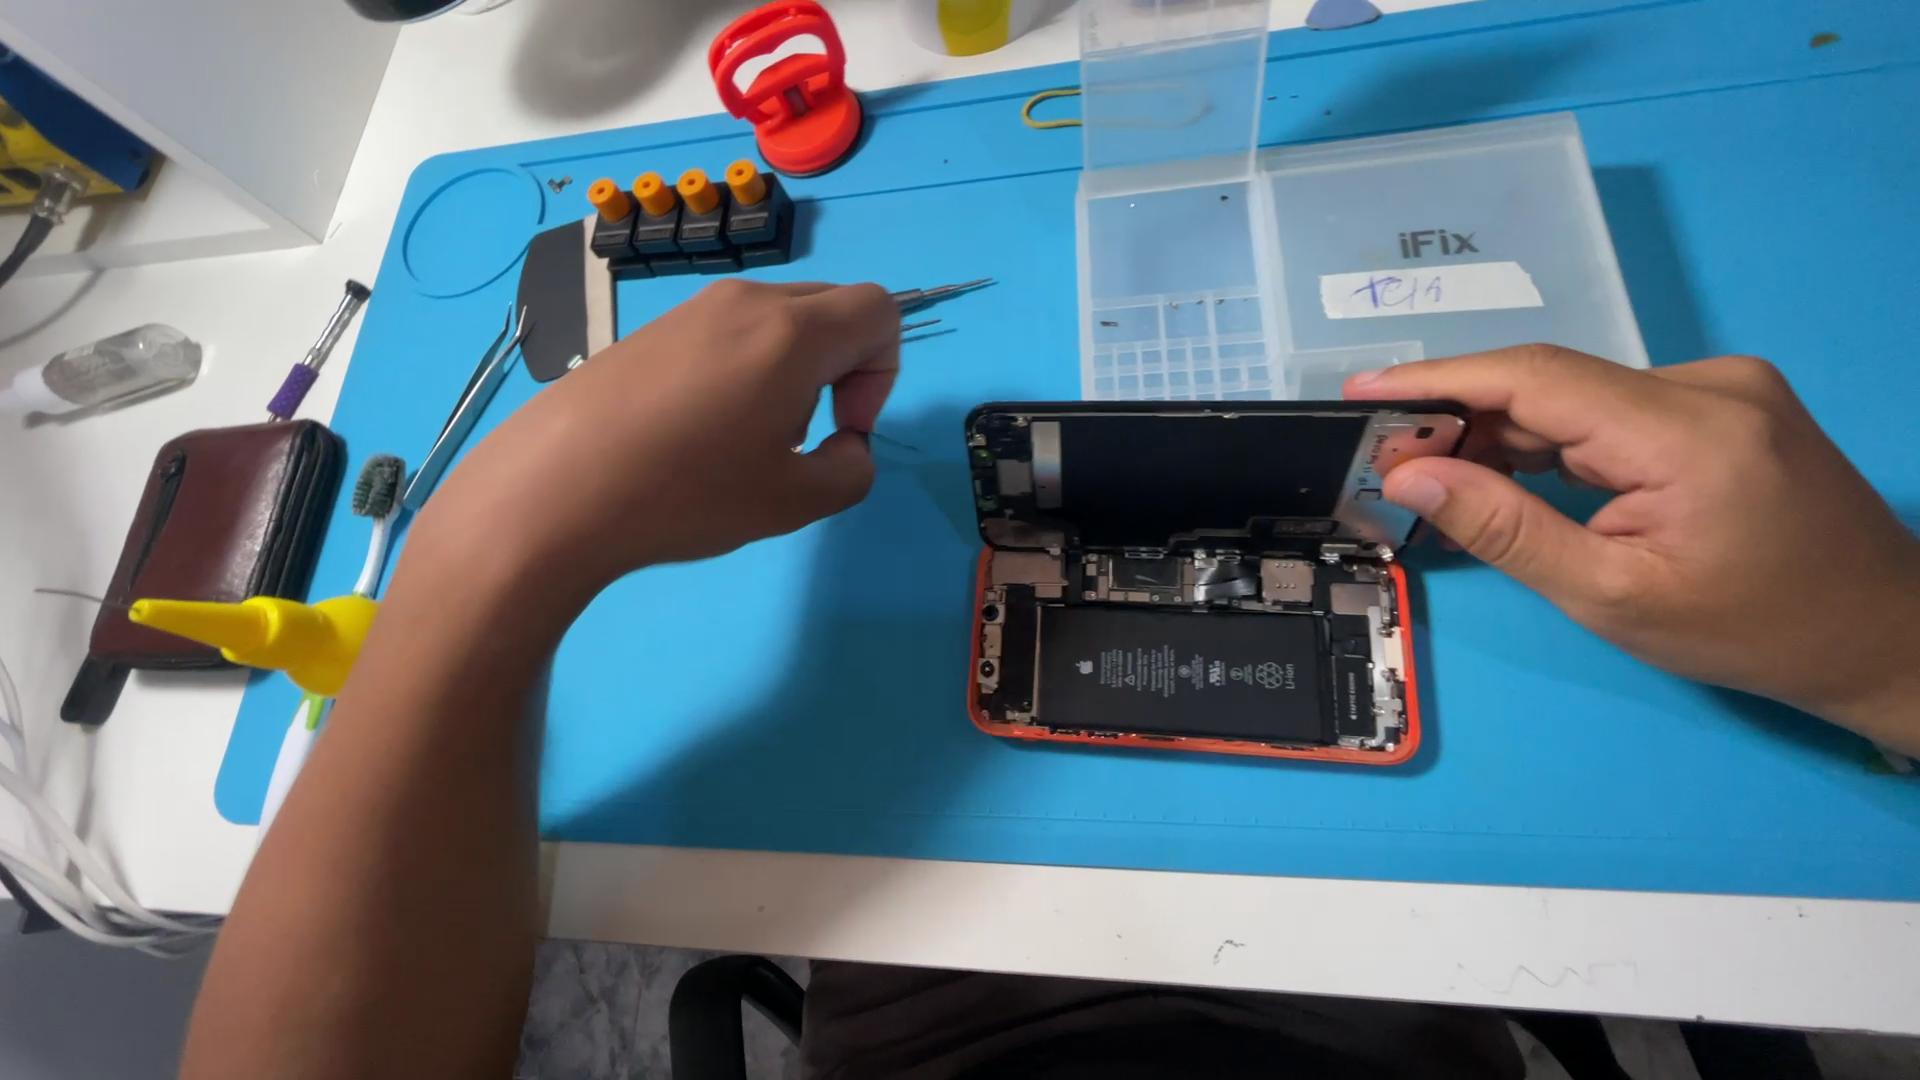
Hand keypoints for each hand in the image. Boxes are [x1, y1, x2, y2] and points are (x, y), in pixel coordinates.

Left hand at [417, 280, 899, 596]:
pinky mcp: (656, 327)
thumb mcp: (796, 503)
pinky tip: (701, 428)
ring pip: (784, 321)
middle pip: (835, 310)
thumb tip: (849, 445)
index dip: (883, 374)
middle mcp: (748, 301)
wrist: (553, 489)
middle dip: (844, 371)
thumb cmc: (687, 494)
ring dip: (796, 372)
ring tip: (747, 436)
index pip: (880, 312)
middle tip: (800, 435)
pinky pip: (734, 331)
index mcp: (793, 333)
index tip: (842, 427)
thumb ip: (854, 470)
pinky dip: (750, 369)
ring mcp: (695, 307)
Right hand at [1346, 346, 1919, 750]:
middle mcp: (1702, 386)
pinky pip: (1592, 414)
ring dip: (1490, 437)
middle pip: (1543, 386)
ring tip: (1427, 476)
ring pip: (1563, 400)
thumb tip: (1409, 474)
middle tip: (1381, 457)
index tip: (1360, 391)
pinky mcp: (1707, 408)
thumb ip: (1502, 529)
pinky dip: (1533, 445)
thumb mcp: (1608, 594)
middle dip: (1453, 418)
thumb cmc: (1749, 630)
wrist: (1886, 636)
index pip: (1532, 379)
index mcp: (1688, 431)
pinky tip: (1494, 477)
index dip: (1436, 380)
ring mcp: (1711, 392)